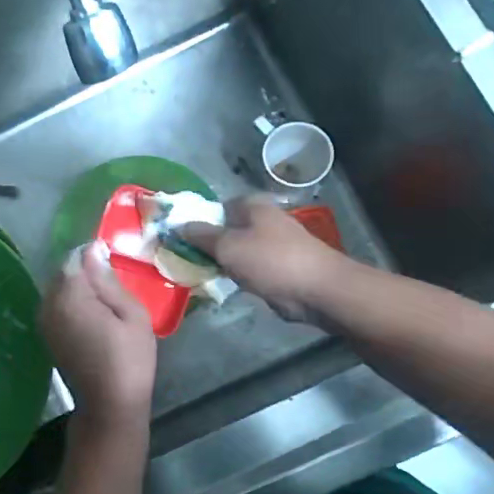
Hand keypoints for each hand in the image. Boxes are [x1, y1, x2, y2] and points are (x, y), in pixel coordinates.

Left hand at [41, 242, 156, 421]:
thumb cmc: (129, 358)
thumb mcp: (131, 313)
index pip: (75, 258)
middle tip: (113, 282)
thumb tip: (94, 250)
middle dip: (84, 271)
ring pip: (58, 288)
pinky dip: (71, 303)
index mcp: (69, 296)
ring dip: (77, 287)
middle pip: (63, 272)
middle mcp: (48, 304)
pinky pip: (56, 305)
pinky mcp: (47, 335)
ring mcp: (44, 321)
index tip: (114, 263)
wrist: (110, 404)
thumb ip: (107, 280)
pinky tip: (93, 314)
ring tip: (105, 298)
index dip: (94, 255)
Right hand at [181, 196, 343, 320]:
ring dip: (219, 263)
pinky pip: (245, 268)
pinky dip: (234, 275)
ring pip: (234, 251)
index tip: (177, 242)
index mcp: (251, 205)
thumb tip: (178, 225)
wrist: (315, 289)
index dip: (195, 223)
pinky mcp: (274, 266)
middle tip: (183, 262)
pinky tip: (221, 285)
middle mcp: (261, 220)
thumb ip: (200, 235)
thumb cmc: (270, 260)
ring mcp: (269, 244)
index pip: (213, 208)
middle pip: (223, 230)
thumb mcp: (228, 246)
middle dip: (205, 246)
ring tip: (198, 275)